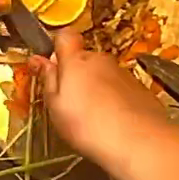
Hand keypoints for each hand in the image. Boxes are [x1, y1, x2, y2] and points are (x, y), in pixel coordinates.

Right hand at [30, 30, 178, 172]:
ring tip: (90, 119)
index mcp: (76, 61)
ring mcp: (124, 74)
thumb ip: (47, 78)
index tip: (50, 68)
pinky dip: (113, 101)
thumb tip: (38, 60)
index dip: (57, 48)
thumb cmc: (89, 125)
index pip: (64, 37)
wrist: (138, 142)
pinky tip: (110, 123)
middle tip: (67, 103)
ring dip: (95, 90)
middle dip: (75, 76)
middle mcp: (102, 61)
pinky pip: (119, 90)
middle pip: (84, 59)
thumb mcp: (55, 105)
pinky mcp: (140, 90)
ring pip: (102, 76)